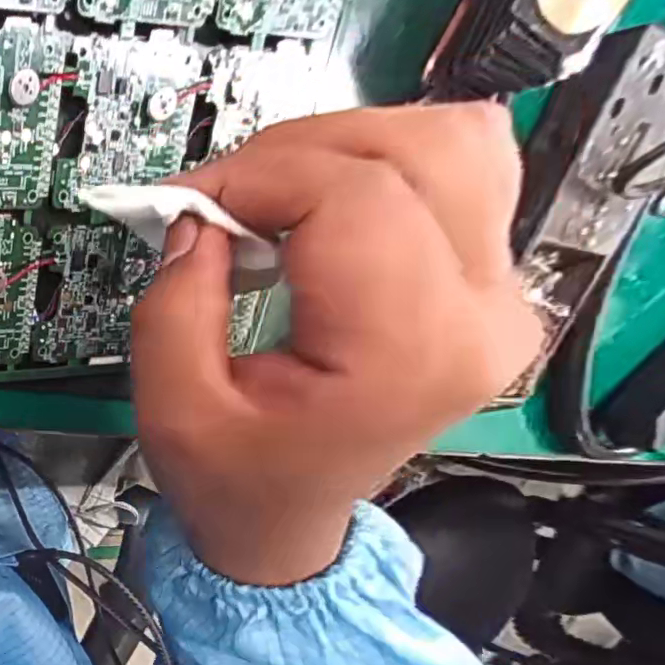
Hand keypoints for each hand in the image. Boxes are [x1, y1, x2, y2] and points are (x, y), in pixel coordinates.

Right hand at [129, 104, 542, 584]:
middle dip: (294, 151)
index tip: (177, 205)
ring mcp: (495, 296)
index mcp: (403, 351)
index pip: (355, 198)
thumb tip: (192, 224)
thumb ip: (173, 309)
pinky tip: (299, 212)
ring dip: (336, 150)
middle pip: (425, 147)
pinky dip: (362, 171)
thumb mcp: (169, 408)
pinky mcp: (478, 288)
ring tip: (256, 196)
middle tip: (212, 197)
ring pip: (453, 143)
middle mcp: (478, 313)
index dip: (254, 178)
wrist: (281, 521)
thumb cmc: (227, 479)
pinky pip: (448, 179)